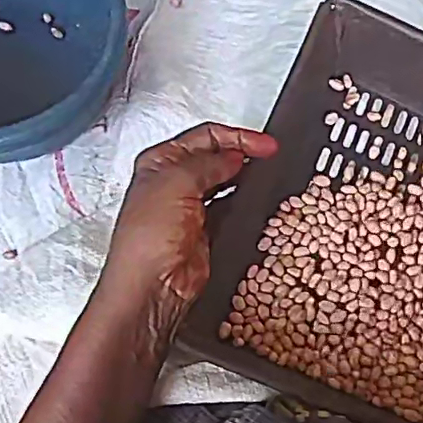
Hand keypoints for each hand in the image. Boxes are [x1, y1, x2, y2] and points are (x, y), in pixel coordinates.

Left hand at [101, 123, 277, 308]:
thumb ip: (208, 164)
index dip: (237, 137)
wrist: (153, 285)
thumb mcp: (176, 183)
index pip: (205, 137)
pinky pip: (231, 211)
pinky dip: (245, 205)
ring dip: (246, 178)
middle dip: (244, 153)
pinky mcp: (207, 232)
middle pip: (217, 158)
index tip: (265, 145)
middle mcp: (175, 182)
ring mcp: (192, 209)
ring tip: (269, 176)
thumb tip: (234, 155)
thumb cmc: (150, 236)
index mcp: (161, 162)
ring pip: (226, 184)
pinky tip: (258, 202)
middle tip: (272, 156)